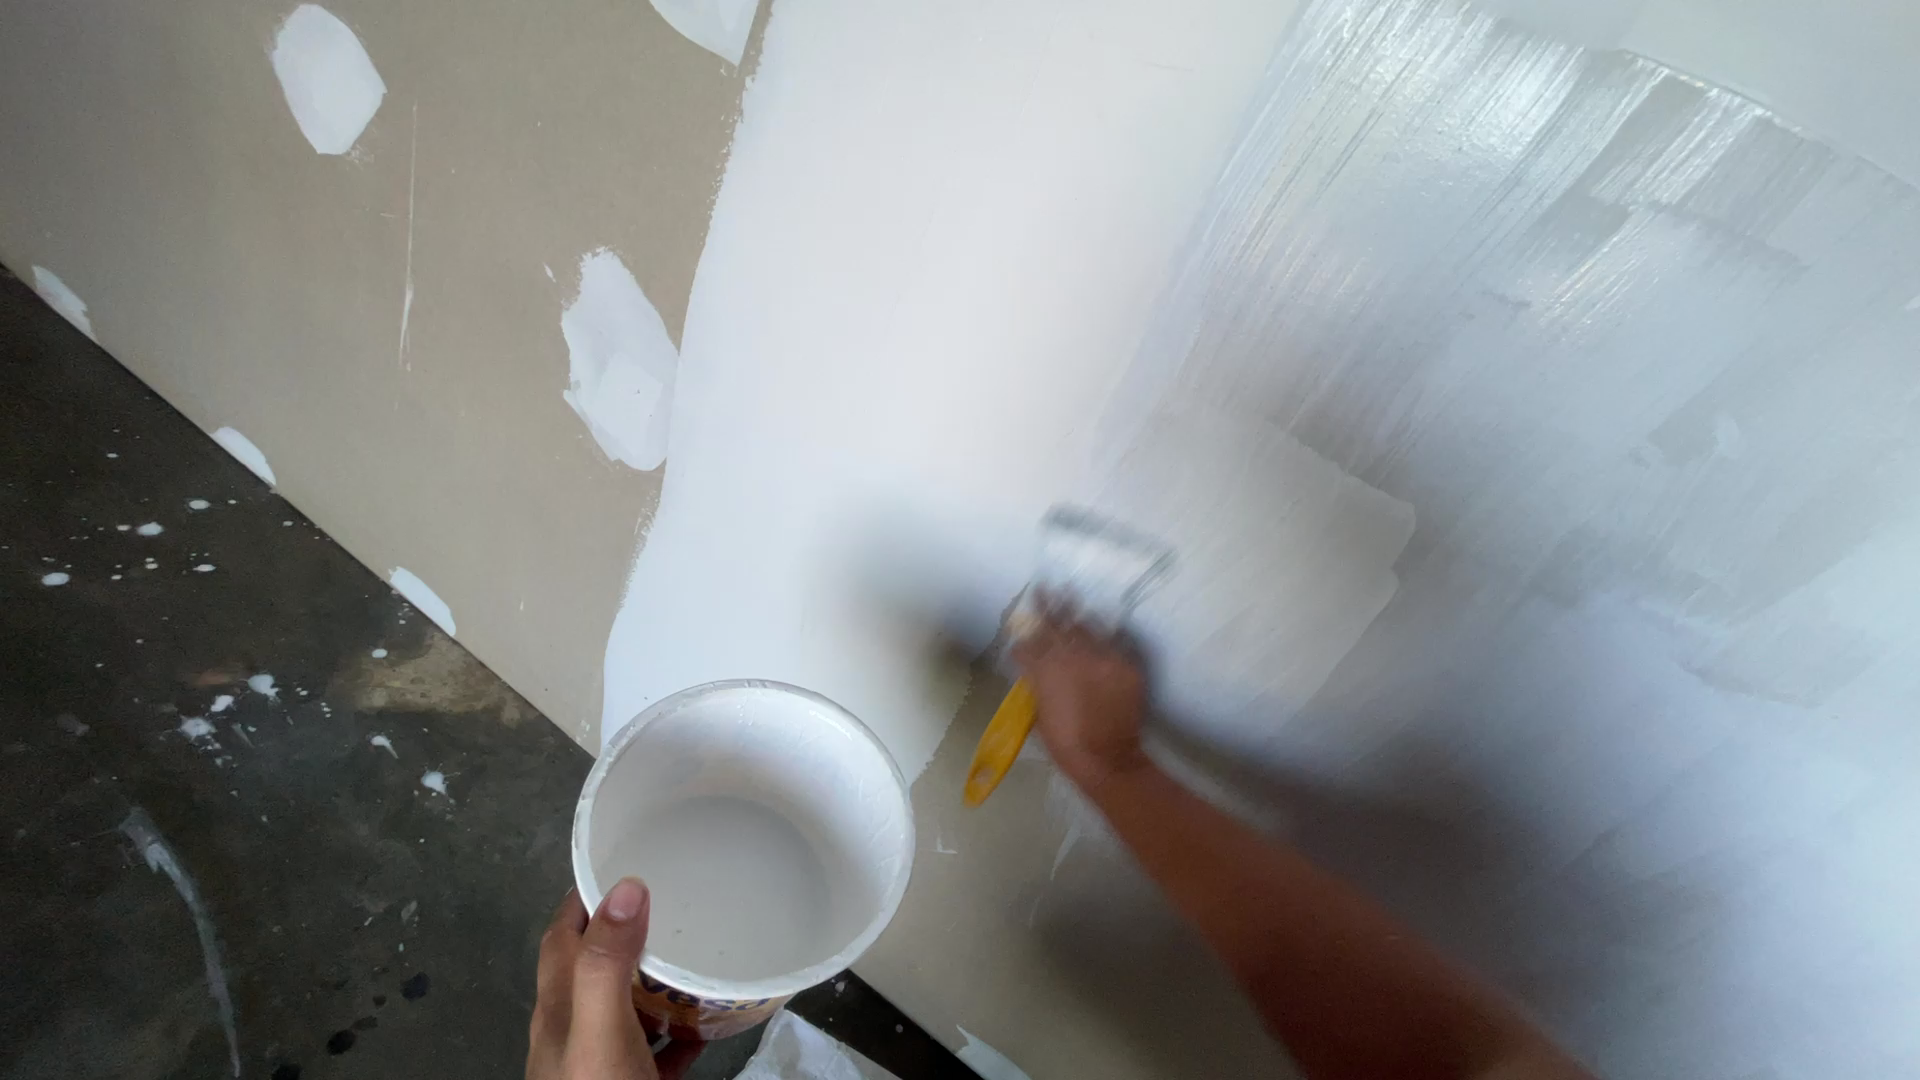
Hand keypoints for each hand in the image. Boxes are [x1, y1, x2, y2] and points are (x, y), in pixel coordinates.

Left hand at [528, 880, 702, 1079]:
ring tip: (695, 948)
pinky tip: (703, 1016)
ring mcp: (597, 1058)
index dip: (590, 894)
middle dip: (631, 927)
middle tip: (677, 899)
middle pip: (596, 963)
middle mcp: (571, 1028)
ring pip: (625, 1000)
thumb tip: (628, 886)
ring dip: (654, 974)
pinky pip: (654, 1041)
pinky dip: (676, 1022)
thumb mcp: (601, 1031)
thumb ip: (607, 964)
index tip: (633, 861)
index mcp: (559, 1006)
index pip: (565, 932)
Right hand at [1011, 610, 1150, 788]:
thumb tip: (1031, 662)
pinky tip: (1101, 625)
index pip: (1032, 637)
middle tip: (1045, 586)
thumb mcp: (1039, 709)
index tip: (1022, 613)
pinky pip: (1114, 641)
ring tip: (1071, 596)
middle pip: (1059, 621)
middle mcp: (1073, 656)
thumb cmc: (1064, 741)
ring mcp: (1102, 658)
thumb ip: (1036, 680)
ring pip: (1087, 625)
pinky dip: (1104, 635)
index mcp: (1046, 668)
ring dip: (1077, 614)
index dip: (1026, 624)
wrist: (1107, 758)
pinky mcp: (1125, 665)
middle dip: (1050, 603)